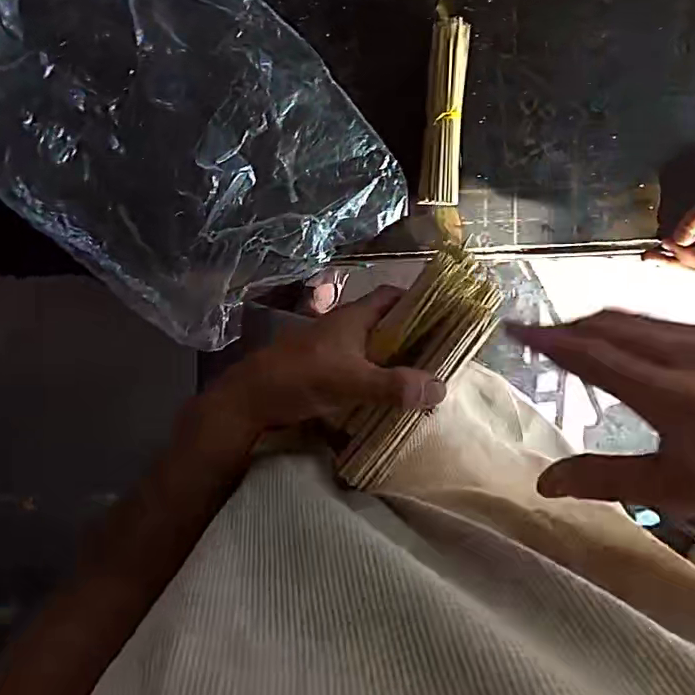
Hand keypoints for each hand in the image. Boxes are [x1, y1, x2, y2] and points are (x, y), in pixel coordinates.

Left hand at [205, 286, 446, 434]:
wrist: (250, 398)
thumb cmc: (300, 378)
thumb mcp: (351, 382)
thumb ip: (394, 386)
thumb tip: (441, 388)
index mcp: (352, 317)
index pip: (391, 296)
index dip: (418, 300)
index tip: (444, 316)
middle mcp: (343, 327)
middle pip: (385, 322)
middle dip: (411, 335)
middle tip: (441, 354)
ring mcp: (330, 348)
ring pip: (371, 346)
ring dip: (393, 358)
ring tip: (421, 377)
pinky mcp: (321, 369)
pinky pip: (358, 365)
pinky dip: (375, 375)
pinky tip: (387, 394)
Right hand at [508, 312, 694, 550]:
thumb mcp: (682, 495)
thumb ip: (605, 479)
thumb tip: (542, 483)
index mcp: (682, 399)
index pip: (595, 355)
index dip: (547, 341)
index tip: (512, 329)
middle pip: (609, 327)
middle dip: (565, 330)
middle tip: (534, 342)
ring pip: (635, 321)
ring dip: (595, 329)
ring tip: (571, 346)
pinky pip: (663, 324)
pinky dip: (628, 332)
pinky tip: (624, 352)